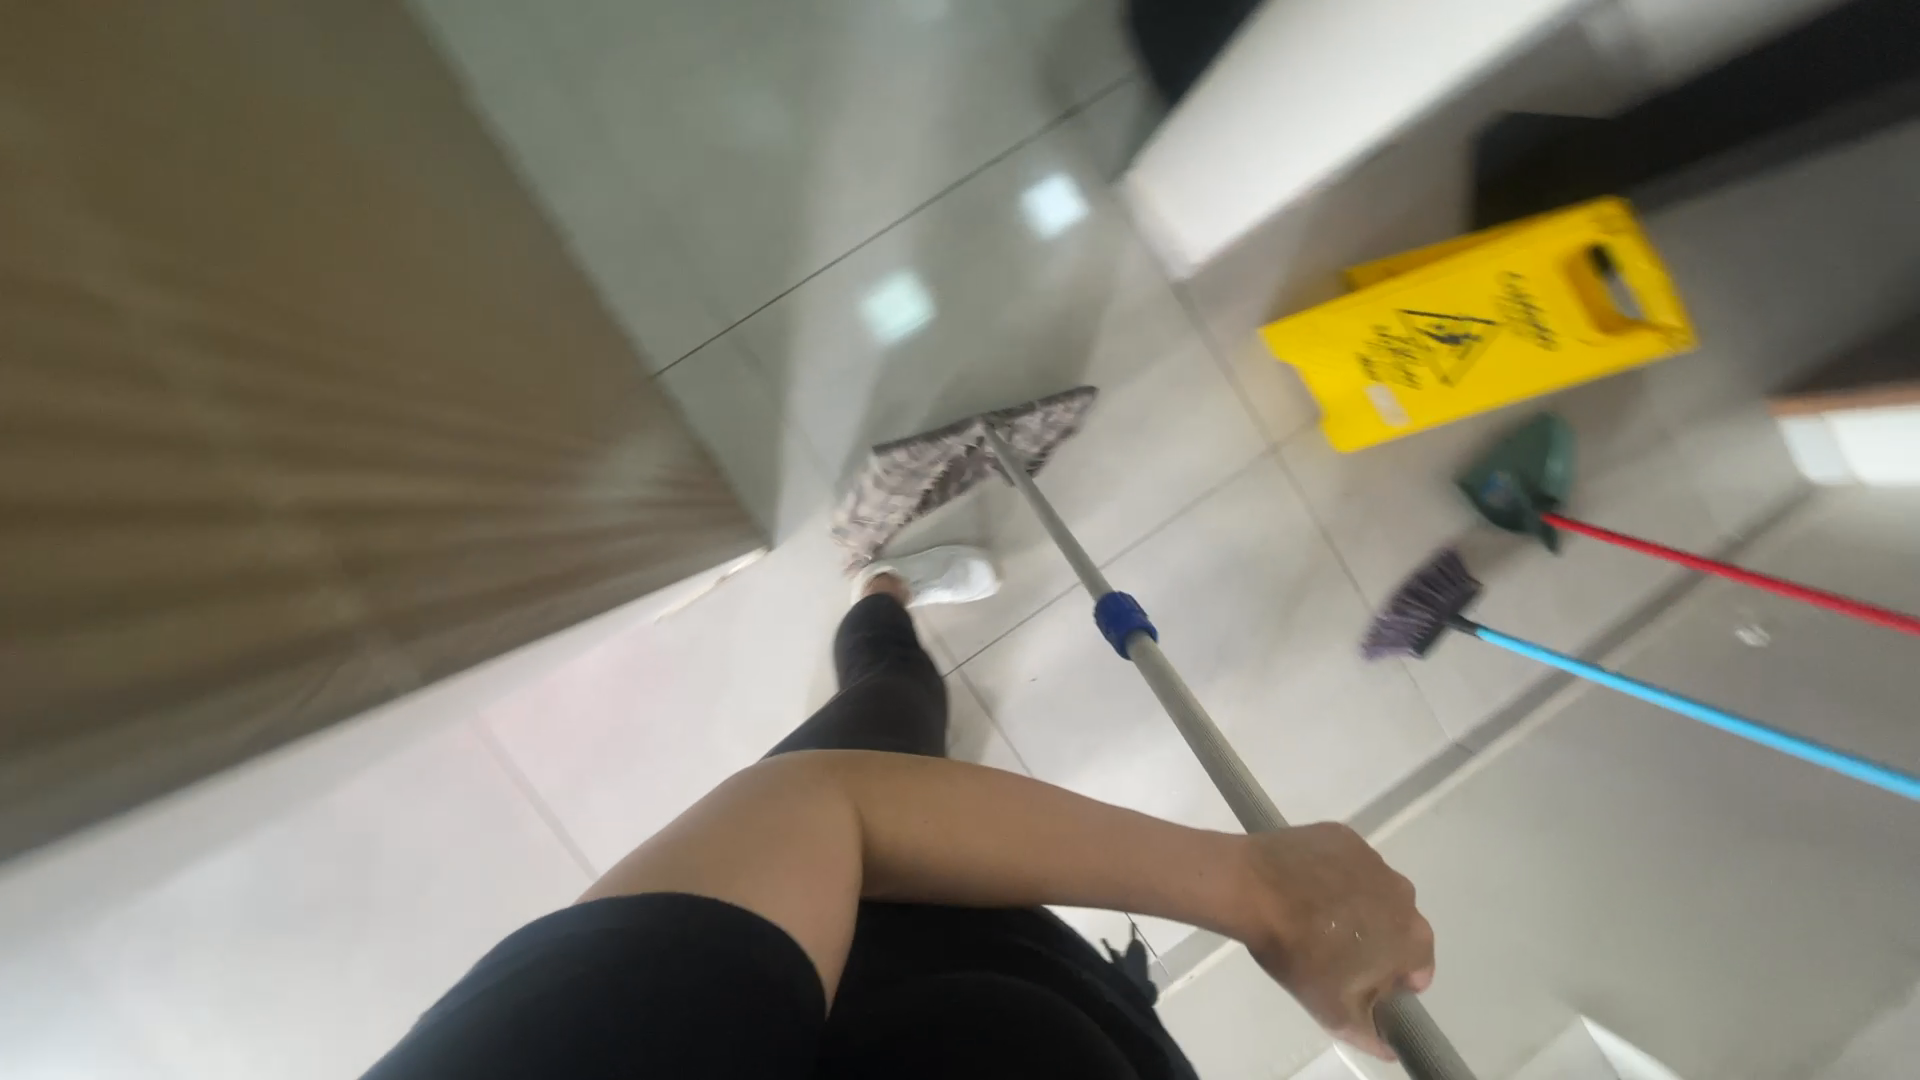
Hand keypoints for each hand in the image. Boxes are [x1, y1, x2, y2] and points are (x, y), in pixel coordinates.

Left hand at [1232, 824, 1434, 1060]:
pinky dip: (1330, 870)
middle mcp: (1402, 892)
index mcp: (1413, 937)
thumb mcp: (1332, 1011)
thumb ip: (1368, 1035)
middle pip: (1394, 924)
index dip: (1387, 977)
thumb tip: (1387, 1048)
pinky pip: (1343, 859)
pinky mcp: (1340, 833)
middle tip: (1329, 944)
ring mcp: (1370, 857)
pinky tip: (1302, 880)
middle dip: (1372, 937)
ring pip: (1370, 889)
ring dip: (1351, 901)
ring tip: (1310, 910)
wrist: (1251, 888)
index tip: (1354, 977)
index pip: (1415, 966)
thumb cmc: (1297, 952)